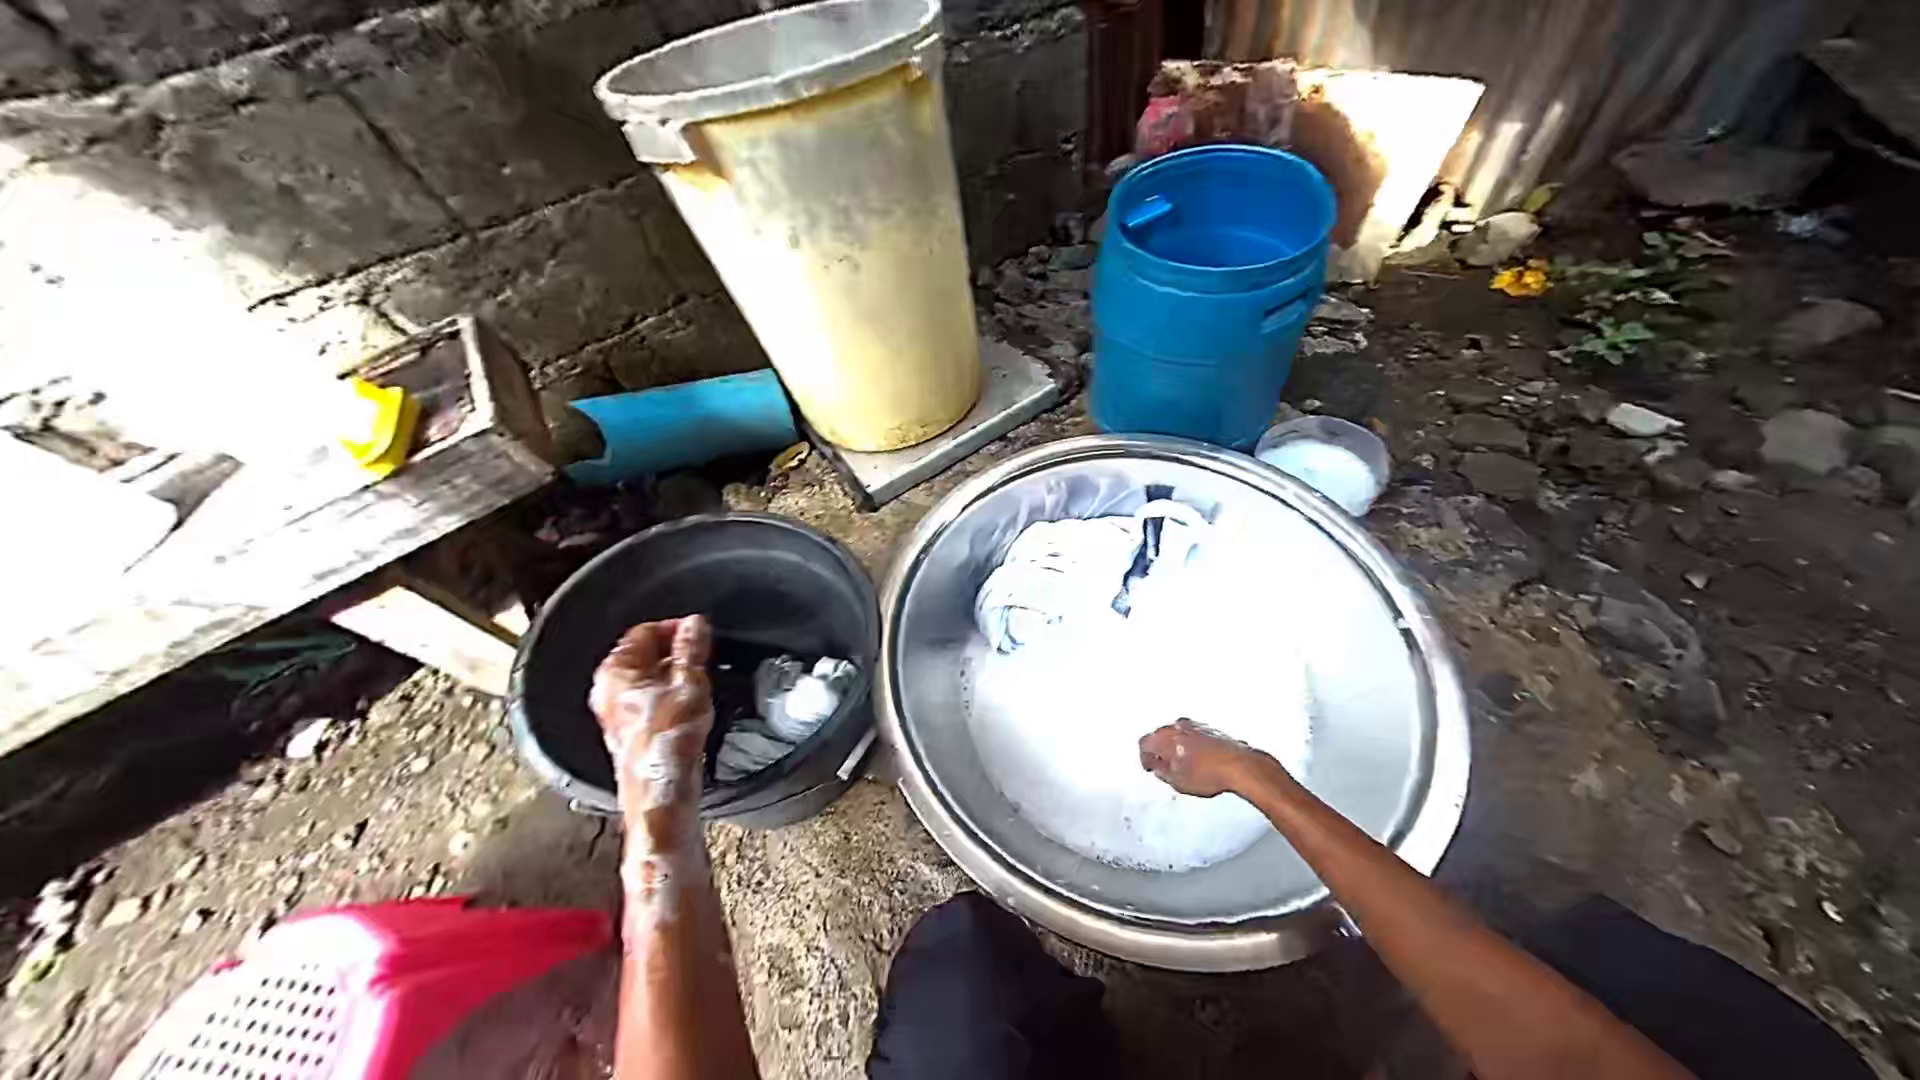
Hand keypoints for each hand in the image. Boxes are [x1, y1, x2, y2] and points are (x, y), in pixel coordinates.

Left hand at [590, 615, 714, 822]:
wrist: (661, 791)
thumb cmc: (667, 742)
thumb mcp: (690, 682)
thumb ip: (692, 648)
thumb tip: (695, 625)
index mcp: (616, 672)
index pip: (644, 631)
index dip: (675, 628)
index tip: (699, 632)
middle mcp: (608, 690)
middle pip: (645, 654)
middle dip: (676, 651)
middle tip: (703, 655)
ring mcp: (617, 711)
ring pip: (649, 677)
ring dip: (675, 673)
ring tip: (700, 681)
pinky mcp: (630, 728)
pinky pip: (651, 698)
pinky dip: (671, 694)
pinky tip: (690, 703)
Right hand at [1138, 718, 1271, 796]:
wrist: (1239, 766)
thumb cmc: (1209, 772)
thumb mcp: (1176, 781)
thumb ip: (1162, 772)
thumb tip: (1160, 768)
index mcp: (1163, 737)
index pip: (1144, 744)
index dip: (1145, 758)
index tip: (1150, 766)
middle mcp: (1177, 726)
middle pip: (1160, 736)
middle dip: (1161, 750)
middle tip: (1163, 766)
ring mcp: (1195, 726)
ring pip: (1178, 734)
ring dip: (1178, 747)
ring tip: (1185, 766)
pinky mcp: (1211, 729)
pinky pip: (1195, 736)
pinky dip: (1193, 746)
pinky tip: (1200, 761)